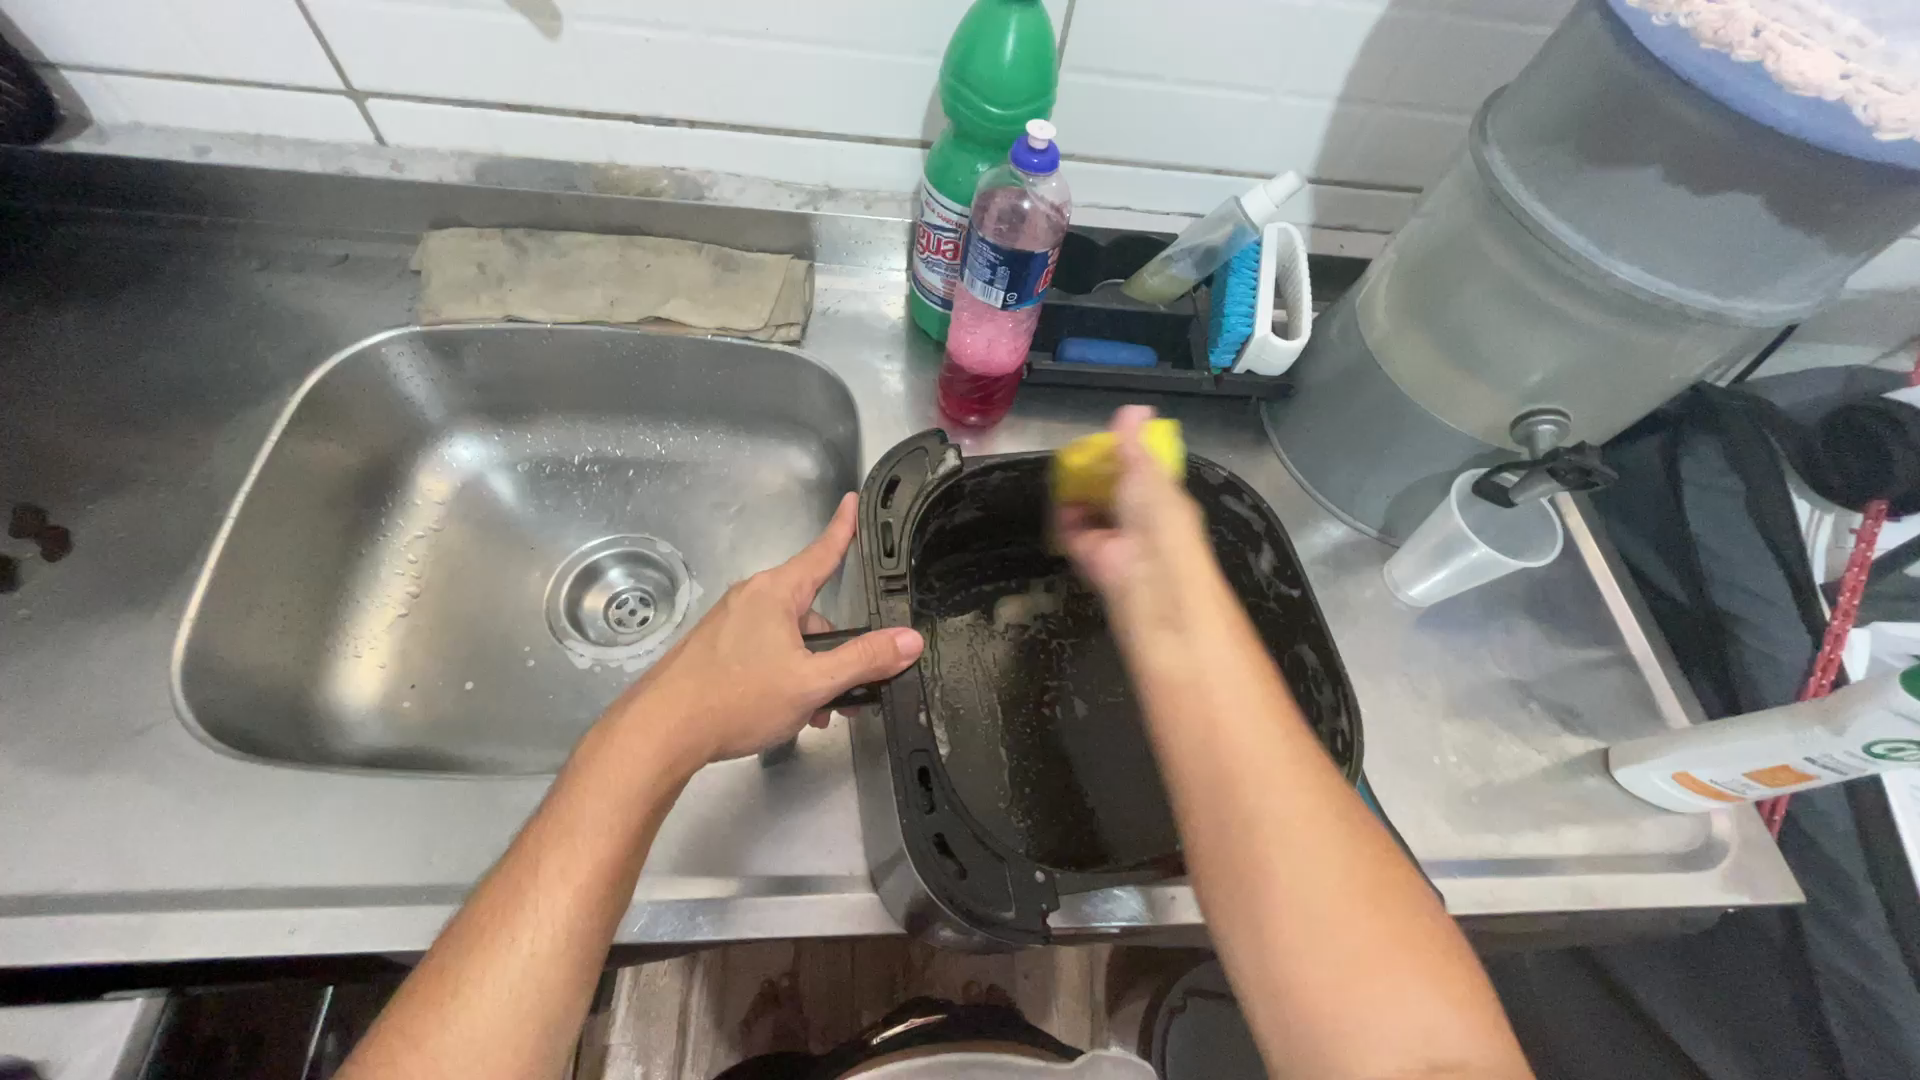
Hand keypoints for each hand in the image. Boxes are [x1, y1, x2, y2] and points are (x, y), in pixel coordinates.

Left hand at [601, 493, 923, 767]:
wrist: (661, 732)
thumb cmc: (737, 698)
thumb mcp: (812, 682)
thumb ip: (864, 660)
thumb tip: (909, 640)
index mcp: (775, 593)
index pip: (822, 552)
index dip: (844, 528)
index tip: (853, 500)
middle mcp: (752, 598)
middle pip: (812, 612)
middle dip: (833, 650)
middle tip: (843, 692)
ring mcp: (730, 623)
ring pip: (789, 638)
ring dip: (809, 671)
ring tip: (812, 713)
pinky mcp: (716, 648)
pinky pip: (765, 651)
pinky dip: (783, 675)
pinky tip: (785, 711)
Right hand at [1055, 405, 1230, 652]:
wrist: (1145, 570)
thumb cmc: (1157, 515)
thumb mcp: (1147, 471)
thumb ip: (1134, 444)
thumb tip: (1136, 408)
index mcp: (1163, 499)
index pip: (1145, 476)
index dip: (1127, 459)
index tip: (1109, 442)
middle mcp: (1140, 520)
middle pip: (1115, 494)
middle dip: (1099, 476)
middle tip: (1081, 456)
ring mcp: (1114, 539)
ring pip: (1093, 513)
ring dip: (1080, 495)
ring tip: (1065, 472)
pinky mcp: (1089, 555)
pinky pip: (1073, 531)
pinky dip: (1065, 515)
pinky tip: (1058, 496)